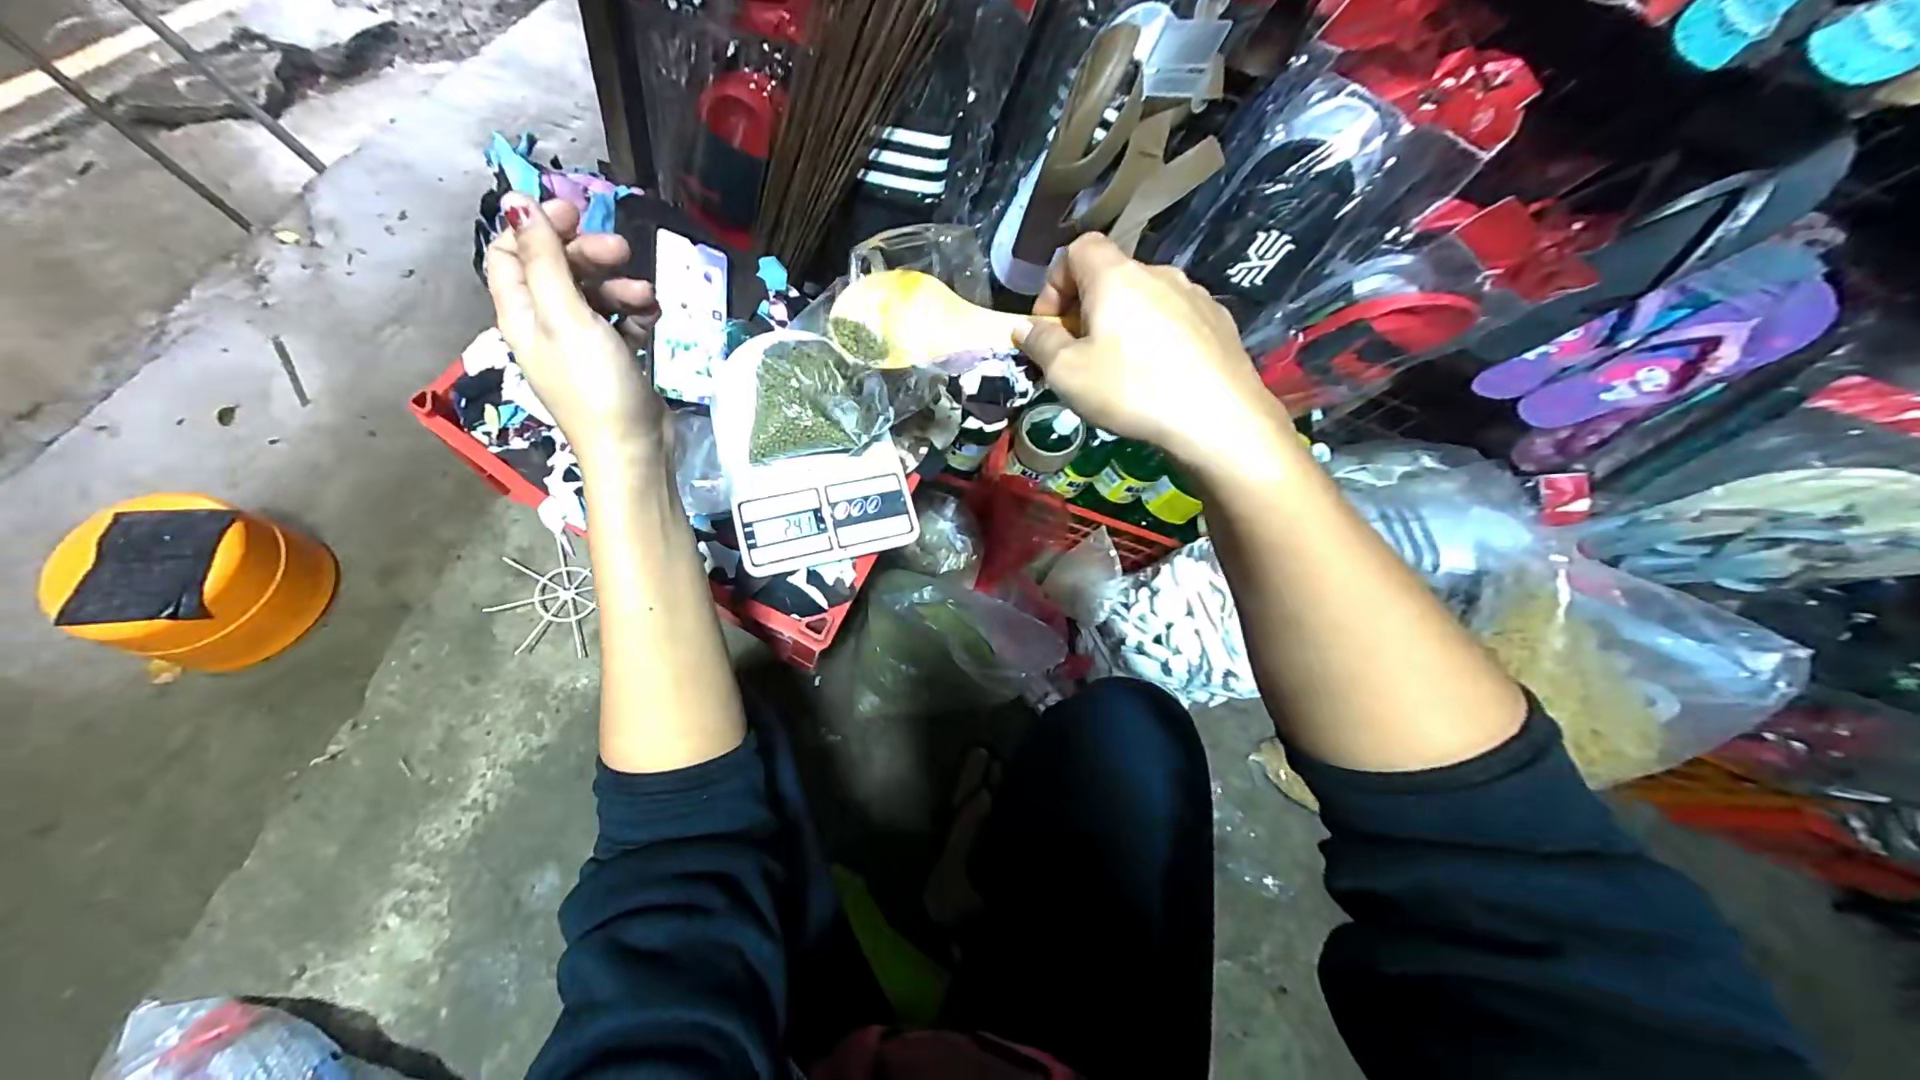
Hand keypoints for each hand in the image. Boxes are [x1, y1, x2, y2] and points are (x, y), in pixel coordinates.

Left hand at [485, 192, 662, 468]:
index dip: (537, 227)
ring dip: (620, 286)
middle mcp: (546, 325)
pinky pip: (620, 322)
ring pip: (594, 295)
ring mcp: (581, 344)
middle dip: (589, 254)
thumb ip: (543, 259)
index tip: (575, 214)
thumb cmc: (595, 384)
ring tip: (648, 297)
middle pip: (557, 269)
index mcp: (521, 313)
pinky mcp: (614, 360)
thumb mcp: (566, 316)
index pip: (511, 252)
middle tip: (622, 250)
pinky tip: (653, 318)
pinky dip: (636, 313)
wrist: (633, 448)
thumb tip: (516, 200)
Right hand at [1014, 233, 1287, 471]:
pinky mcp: (1219, 321)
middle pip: (1111, 277)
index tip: (1051, 325)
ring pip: (1145, 299)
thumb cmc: (1132, 389)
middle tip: (1080, 354)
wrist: (1218, 418)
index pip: (1078, 249)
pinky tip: (1160, 376)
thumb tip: (1026, 328)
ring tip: (1121, 369)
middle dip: (1087, 309)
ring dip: (1123, 324)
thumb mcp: (1067, 373)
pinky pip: (1175, 318)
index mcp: (1116, 276)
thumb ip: (1040, 344)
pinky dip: (1157, 337)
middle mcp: (1158, 273)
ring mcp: (1195, 295)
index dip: (1055, 282)